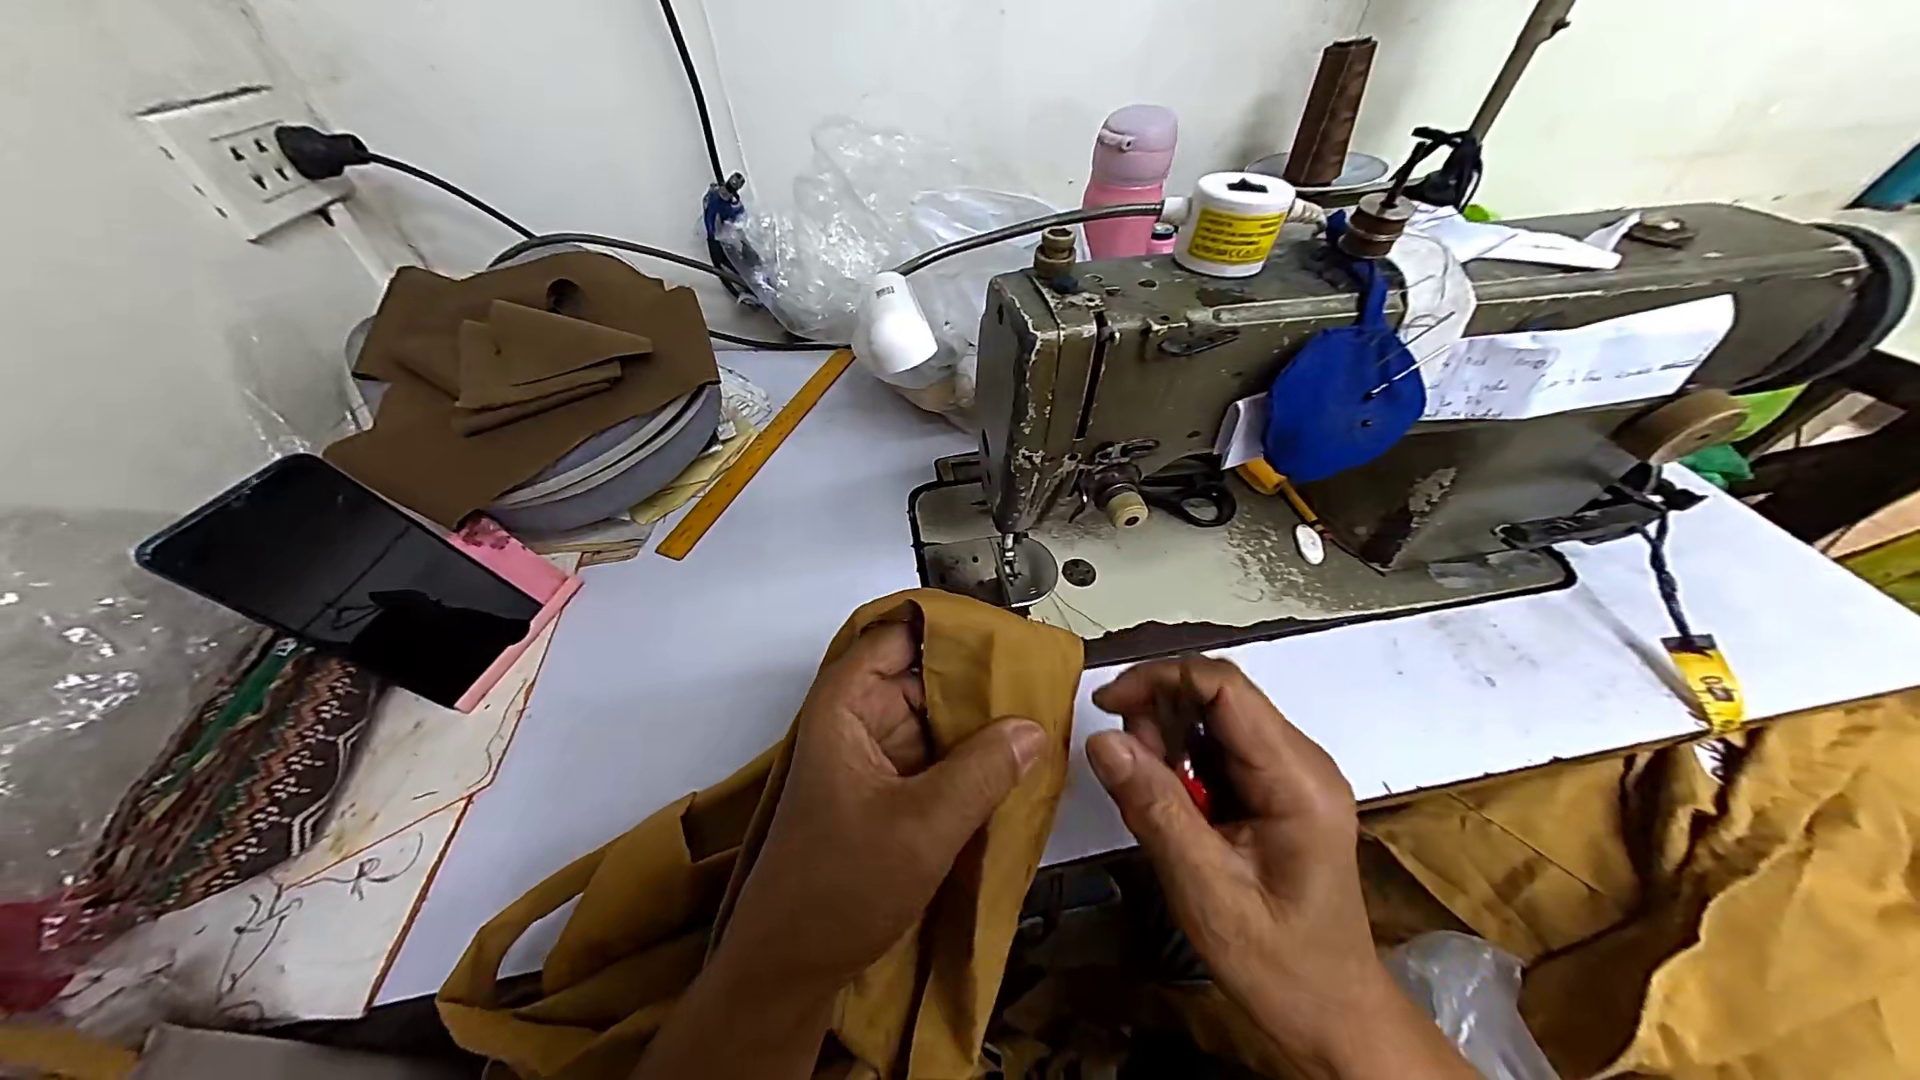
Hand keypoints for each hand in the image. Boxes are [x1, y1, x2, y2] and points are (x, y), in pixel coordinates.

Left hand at [638, 621, 1047, 1079]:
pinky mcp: (888, 787)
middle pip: (921, 673)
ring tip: (1032, 712)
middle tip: (1033, 675)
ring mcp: (873, 753)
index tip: (1000, 629)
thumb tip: (1031, 728)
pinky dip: (967, 752)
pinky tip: (1009, 758)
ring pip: (933, 714)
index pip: (896, 634)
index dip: (945, 623)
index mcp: (845, 706)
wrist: (790, 970)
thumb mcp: (922, 827)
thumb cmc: (838, 890)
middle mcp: (857, 718)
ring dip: (975, 716)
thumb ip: (982, 772)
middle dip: (973, 675)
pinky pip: (935, 751)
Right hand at [1086, 658, 1473, 1078]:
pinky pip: (1215, 743)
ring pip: (1210, 715)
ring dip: (1165, 736)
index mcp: (1296, 779)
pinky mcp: (1273, 783)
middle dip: (1158, 713)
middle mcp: (1298, 759)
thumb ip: (1155, 810)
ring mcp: (1288, 769)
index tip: (1107, 706)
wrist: (1332, 1012)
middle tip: (1128, 766)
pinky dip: (1178, 758)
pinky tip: (1170, 801)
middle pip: (1215, 694)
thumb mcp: (1206, 892)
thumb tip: (1103, 740)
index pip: (1224, 687)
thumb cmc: (1279, 964)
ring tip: (1148, 792)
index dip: (1159, 680)